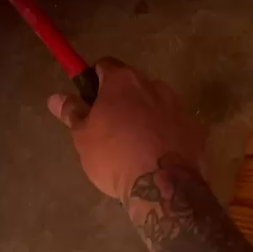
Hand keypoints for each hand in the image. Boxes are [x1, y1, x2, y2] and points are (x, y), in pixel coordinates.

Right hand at [48, 60, 206, 198]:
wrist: (163, 186)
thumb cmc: (114, 155)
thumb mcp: (83, 136)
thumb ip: (72, 112)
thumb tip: (56, 97)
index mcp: (123, 81)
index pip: (104, 65)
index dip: (93, 80)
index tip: (88, 101)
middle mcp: (154, 85)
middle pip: (132, 85)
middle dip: (120, 100)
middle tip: (108, 129)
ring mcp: (179, 106)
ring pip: (155, 104)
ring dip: (144, 116)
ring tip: (134, 147)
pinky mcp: (196, 129)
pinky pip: (174, 125)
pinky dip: (165, 134)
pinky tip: (156, 157)